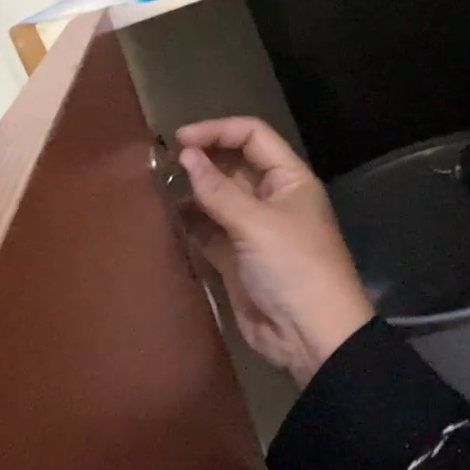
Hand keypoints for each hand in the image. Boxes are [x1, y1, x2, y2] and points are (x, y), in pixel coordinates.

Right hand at [177, 117, 375, 385]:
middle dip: (202, 159)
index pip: (252, 136)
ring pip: (218, 197)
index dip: (218, 131)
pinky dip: (190, 222)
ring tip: (157, 187)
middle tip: (162, 163)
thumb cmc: (294, 267)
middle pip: (233, 164)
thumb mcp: (256, 224)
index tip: (181, 139)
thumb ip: (217, 190)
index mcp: (289, 179)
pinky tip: (166, 217)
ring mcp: (253, 229)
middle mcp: (272, 197)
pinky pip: (209, 230)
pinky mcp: (237, 258)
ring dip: (192, 191)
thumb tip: (186, 156)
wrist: (313, 338)